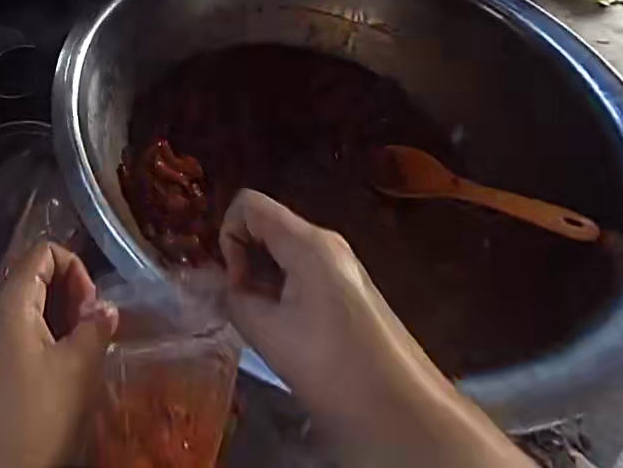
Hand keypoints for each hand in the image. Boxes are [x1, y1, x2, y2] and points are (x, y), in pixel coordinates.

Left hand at [0, 243, 117, 467]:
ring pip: (30, 310)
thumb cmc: (32, 419)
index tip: (92, 307)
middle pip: (35, 277)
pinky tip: (62, 376)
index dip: (75, 267)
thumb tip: (107, 306)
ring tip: (83, 355)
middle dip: (71, 296)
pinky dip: (46, 342)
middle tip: (93, 332)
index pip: (43, 251)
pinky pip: (20, 337)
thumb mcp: (75, 372)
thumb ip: (95, 329)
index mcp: (10, 302)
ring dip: (62, 322)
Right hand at [218, 190, 527, 467]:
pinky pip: (302, 270)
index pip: (248, 204)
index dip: (228, 236)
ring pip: (283, 250)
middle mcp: (326, 242)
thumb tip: (212, 284)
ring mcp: (341, 265)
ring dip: (262, 278)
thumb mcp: (270, 335)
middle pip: (266, 225)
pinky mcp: (349, 289)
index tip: (235, 282)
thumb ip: (232, 299)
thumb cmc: (335, 369)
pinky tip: (289, 333)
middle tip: (244, 306)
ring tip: (265, 325)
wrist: (410, 418)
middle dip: (244, 258)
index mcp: (307, 242)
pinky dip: (283, 290)